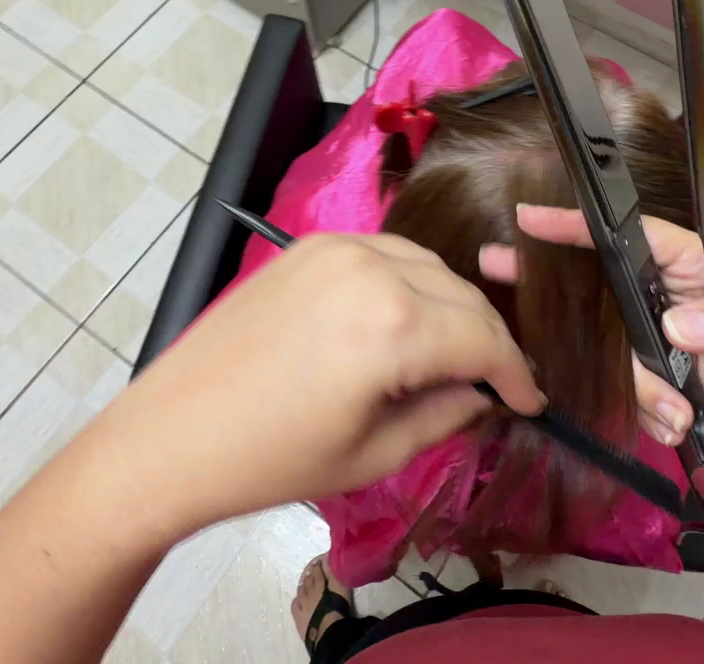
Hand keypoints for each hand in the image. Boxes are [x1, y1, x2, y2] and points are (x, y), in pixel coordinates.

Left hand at [114, 234, 543, 531]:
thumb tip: (482, 392)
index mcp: (392, 326)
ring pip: (428, 265)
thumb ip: (446, 414)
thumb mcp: (374, 453)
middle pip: (463, 294)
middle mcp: (371, 268)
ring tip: (451, 349)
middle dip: (488, 339)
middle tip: (494, 382)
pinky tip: (404, 314)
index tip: (530, 400)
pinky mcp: (310, 244)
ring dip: (451, 304)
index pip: (485, 338)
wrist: (172, 432)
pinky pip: (385, 251)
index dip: (517, 373)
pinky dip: (410, 279)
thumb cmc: (272, 460)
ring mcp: (336, 247)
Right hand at [479, 205, 703, 480]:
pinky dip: (649, 419)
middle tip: (497, 270)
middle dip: (558, 292)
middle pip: (606, 294)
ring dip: (639, 390)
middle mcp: (677, 304)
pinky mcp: (669, 394)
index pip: (638, 237)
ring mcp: (670, 352)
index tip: (530, 219)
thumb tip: (678, 327)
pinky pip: (633, 400)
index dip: (584, 226)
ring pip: (618, 358)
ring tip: (683, 418)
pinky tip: (679, 431)